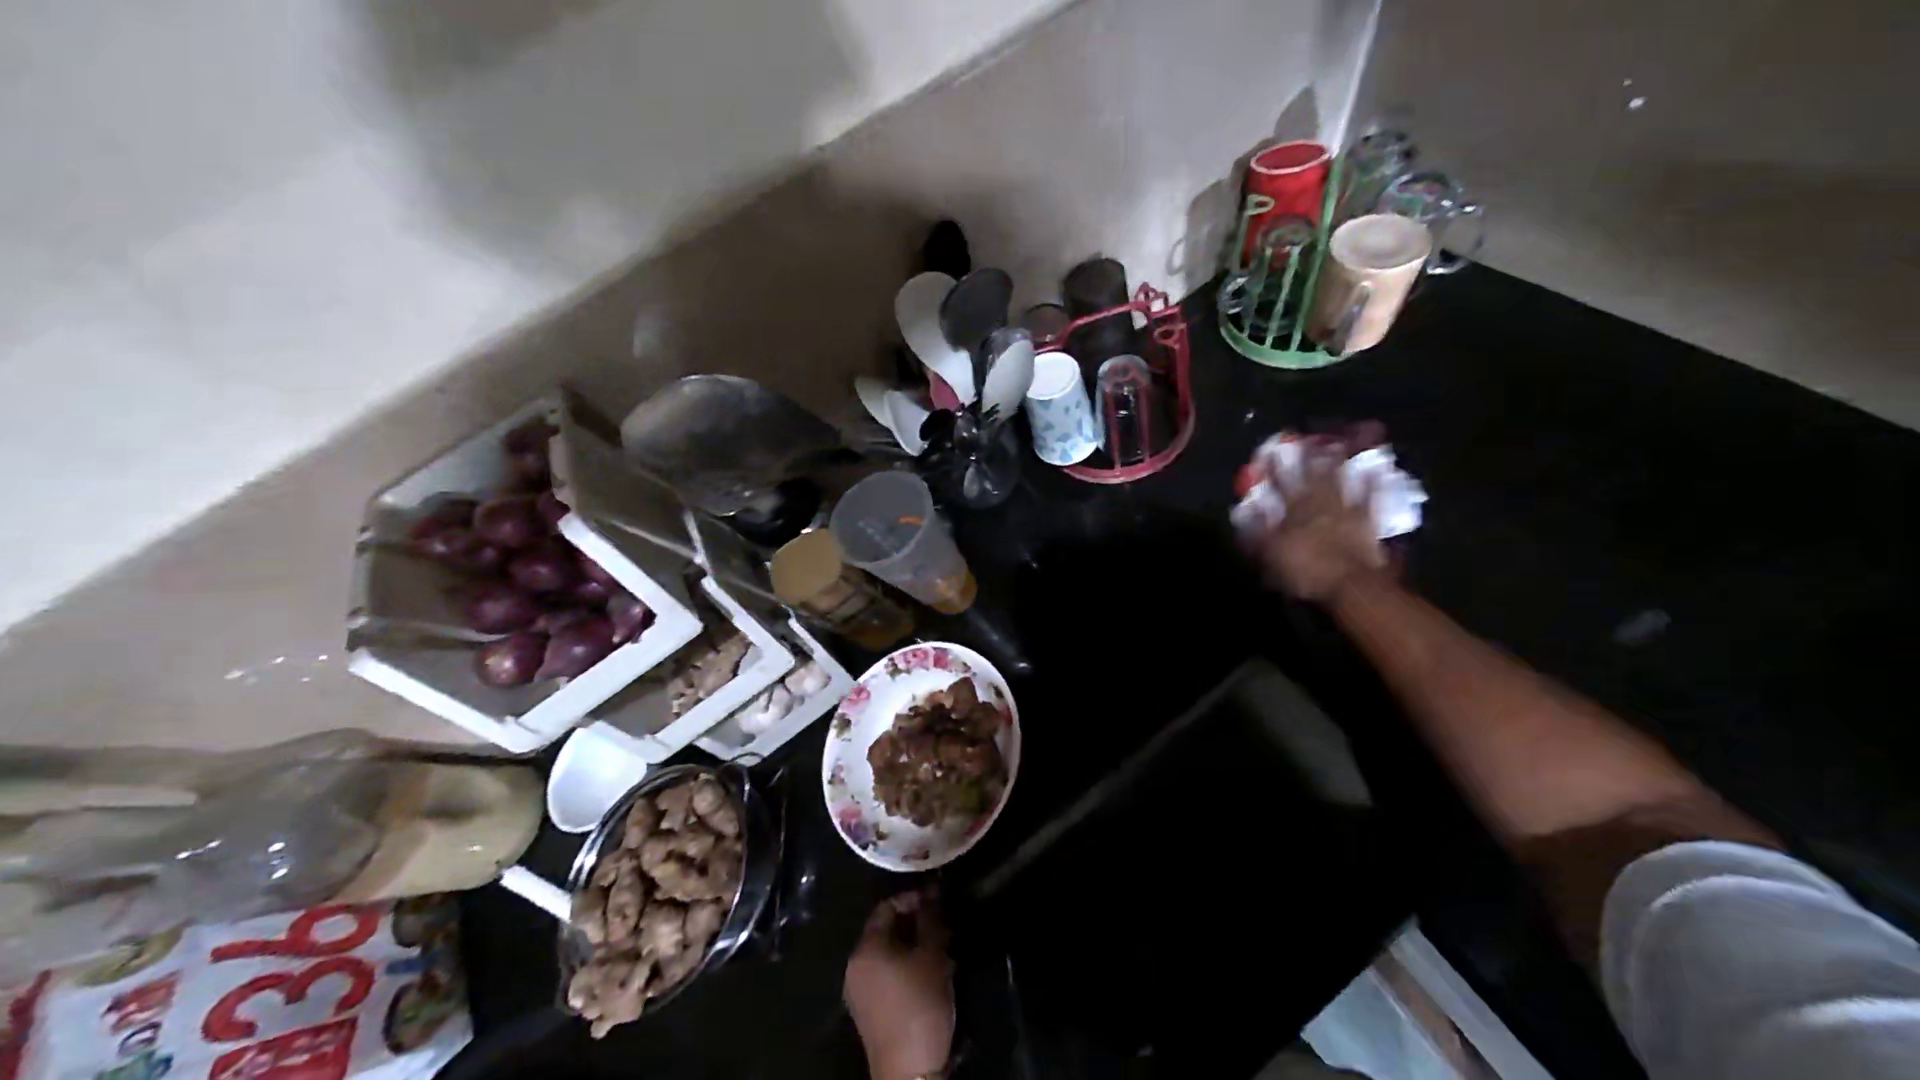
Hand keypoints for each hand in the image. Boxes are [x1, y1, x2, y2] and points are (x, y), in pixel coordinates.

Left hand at [844, 891, 953, 1079]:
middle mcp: (854, 964)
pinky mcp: (864, 1010)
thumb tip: (930, 893)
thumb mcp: (933, 956)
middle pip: (884, 930)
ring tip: (937, 950)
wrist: (908, 1069)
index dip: (912, 899)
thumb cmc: (920, 1004)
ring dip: (910, 946)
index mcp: (866, 948)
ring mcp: (856, 989)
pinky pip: (882, 974)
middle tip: (940, 926)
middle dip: (913, 924)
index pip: (886, 907)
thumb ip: (930, 920)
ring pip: (885, 953)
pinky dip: (902, 966)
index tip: (936, 900)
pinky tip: (925, 974)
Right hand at [1246, 440, 1385, 601]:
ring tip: (1338, 441)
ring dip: (1339, 460)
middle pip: (1313, 473)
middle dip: (1308, 455)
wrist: (1351, 585)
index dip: (1273, 467)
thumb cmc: (1305, 571)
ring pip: (1341, 478)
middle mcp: (1319, 503)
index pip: (1279, 484)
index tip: (1268, 451)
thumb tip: (1244, 512)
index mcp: (1293, 510)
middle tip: (1308, 437)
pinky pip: (1372, 495)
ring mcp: (1346, 509)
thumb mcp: (1270, 554)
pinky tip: (1377, 467)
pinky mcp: (1368, 520)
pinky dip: (1374, 480)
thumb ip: (1257, 532)